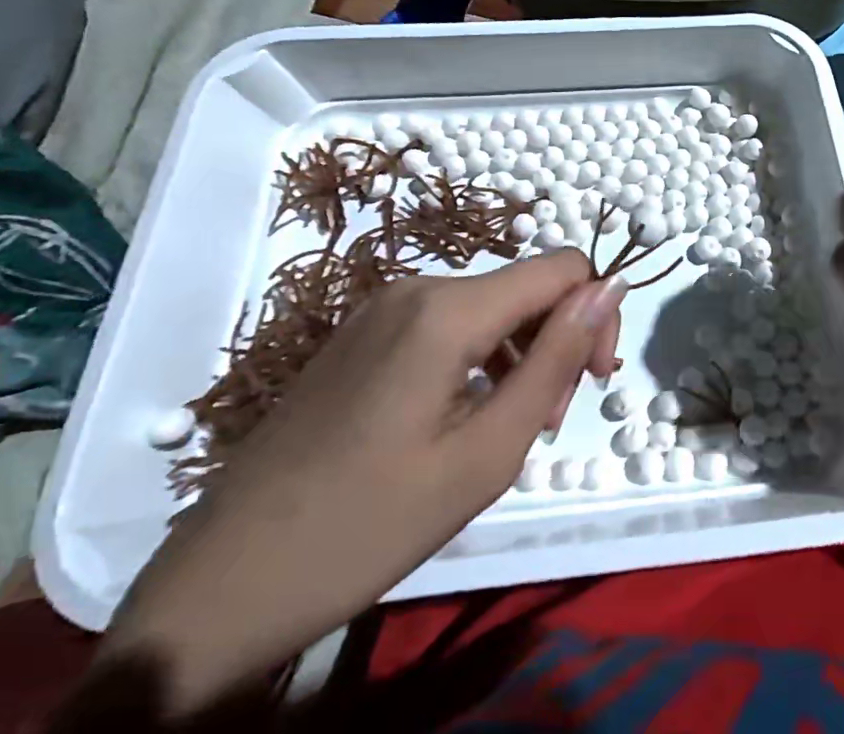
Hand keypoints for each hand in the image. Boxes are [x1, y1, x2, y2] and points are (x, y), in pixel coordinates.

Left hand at [100, 252, 624, 718]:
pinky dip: (476, 361)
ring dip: (517, 357)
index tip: (592, 383)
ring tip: (504, 432)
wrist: (232, 575)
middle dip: (554, 344)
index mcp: (447, 308)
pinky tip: (460, 421)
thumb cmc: (374, 522)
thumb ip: (556, 358)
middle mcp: (414, 288)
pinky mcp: (359, 335)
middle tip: (542, 426)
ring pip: (486, 309)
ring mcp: (379, 309)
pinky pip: (444, 327)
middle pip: (523, 289)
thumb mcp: (489, 449)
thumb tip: (611, 287)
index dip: (597, 315)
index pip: (562, 268)